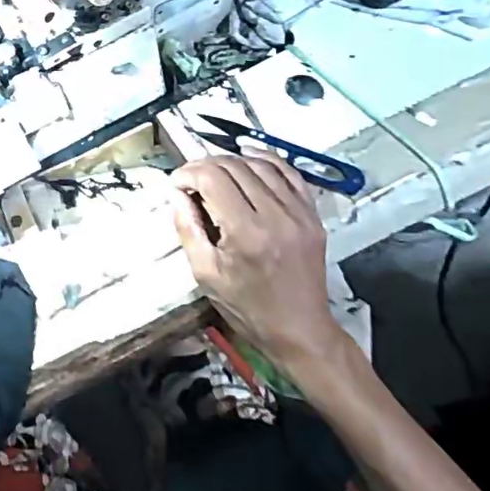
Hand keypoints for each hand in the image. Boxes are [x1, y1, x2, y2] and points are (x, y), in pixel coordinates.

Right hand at [171, 148, 343, 368]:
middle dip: (204, 165)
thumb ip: (187, 228)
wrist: (301, 331)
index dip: (188, 173)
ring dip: (231, 160)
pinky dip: (266, 160)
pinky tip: (248, 159)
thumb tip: (177, 194)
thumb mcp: (204, 273)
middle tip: (191, 180)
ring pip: (260, 165)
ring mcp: (299, 214)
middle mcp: (276, 217)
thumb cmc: (248, 307)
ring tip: (214, 171)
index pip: (212, 178)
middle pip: (233, 166)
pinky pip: (290, 174)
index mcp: (246, 233)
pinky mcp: (312, 216)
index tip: (177, 184)